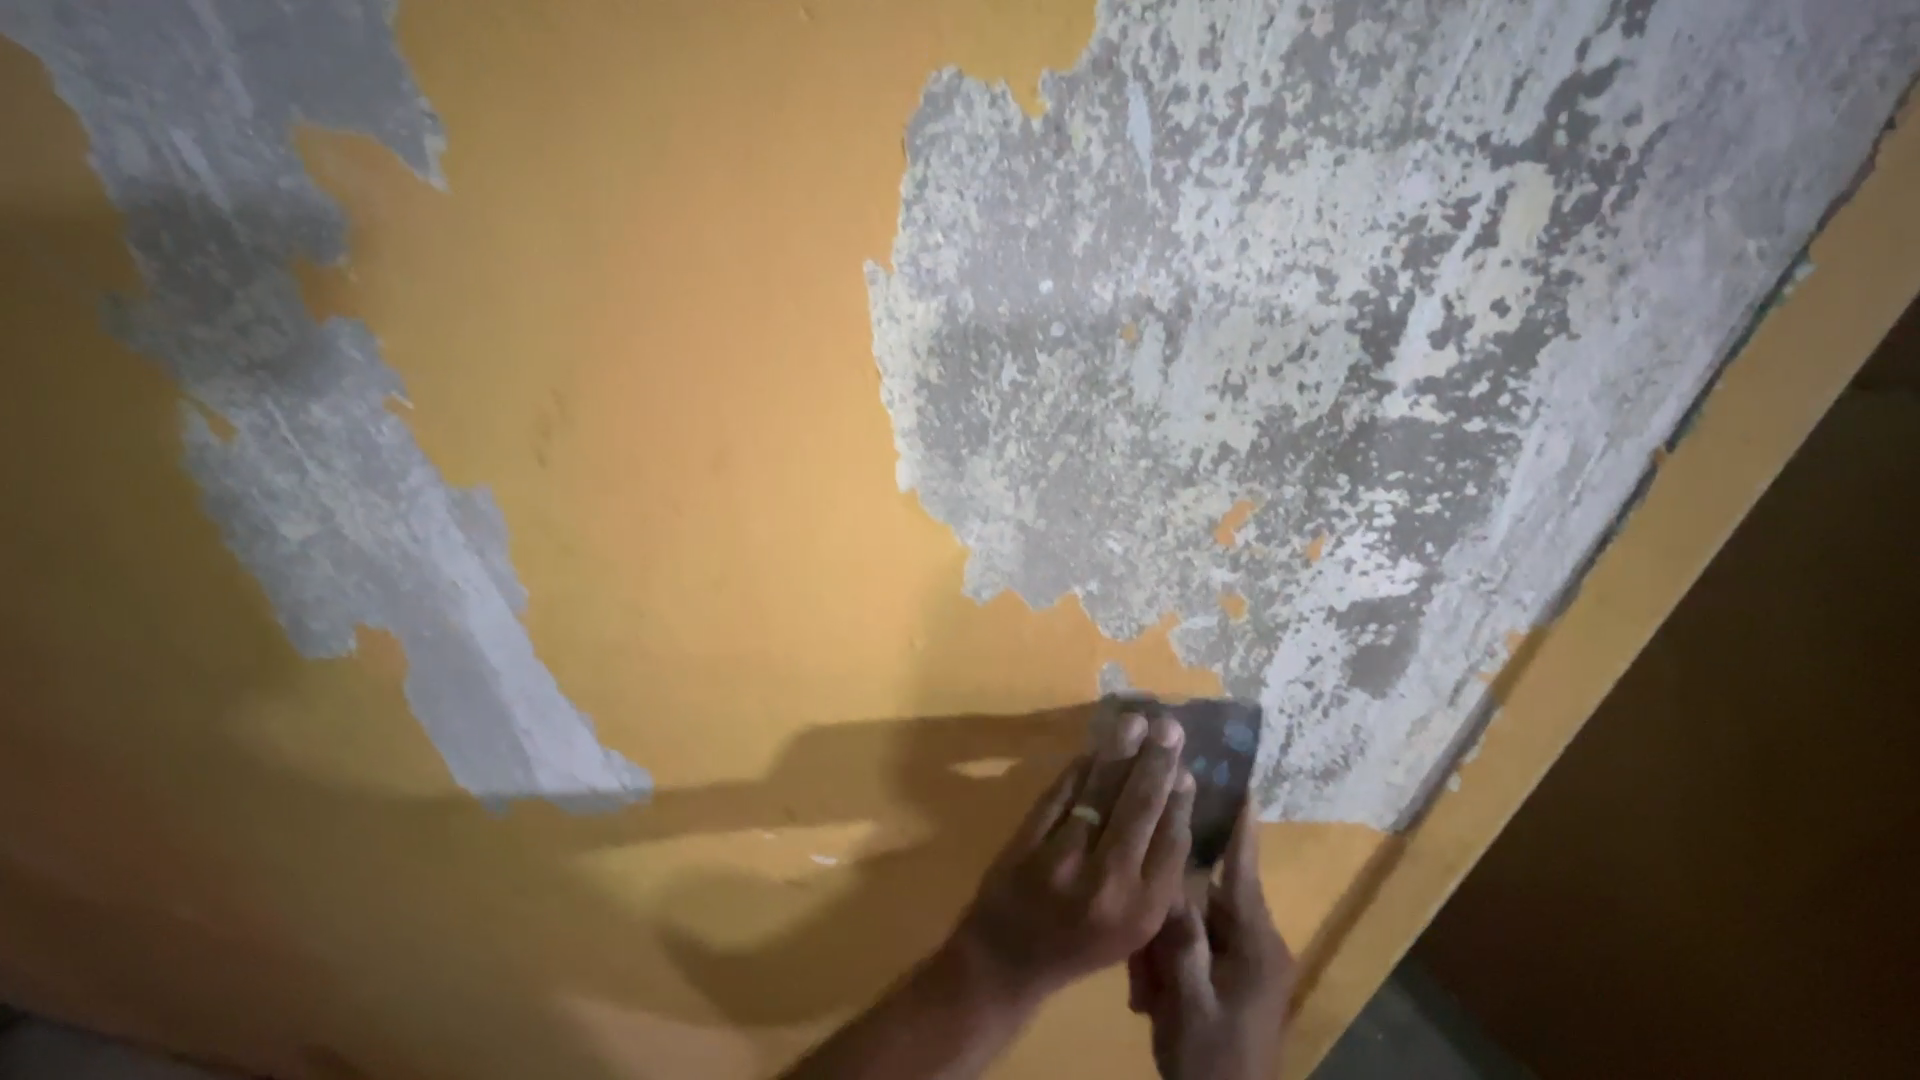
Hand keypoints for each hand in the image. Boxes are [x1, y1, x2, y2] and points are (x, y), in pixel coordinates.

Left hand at [947, 710, 1196, 1002]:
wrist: (1007, 959)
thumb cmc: (1081, 946)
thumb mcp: (1133, 928)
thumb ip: (1157, 873)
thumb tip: (1174, 805)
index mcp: (1143, 909)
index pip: (1172, 841)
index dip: (1180, 801)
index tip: (1187, 770)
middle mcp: (1108, 882)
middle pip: (1140, 808)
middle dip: (1157, 763)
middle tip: (1170, 727)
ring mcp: (1064, 858)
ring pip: (1099, 792)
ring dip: (1120, 752)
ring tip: (1137, 721)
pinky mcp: (1028, 841)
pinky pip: (1061, 794)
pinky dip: (1079, 769)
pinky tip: (1095, 750)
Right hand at [1127, 802, 1294, 1079]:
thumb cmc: (1212, 1057)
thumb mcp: (1187, 998)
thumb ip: (1180, 936)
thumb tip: (1171, 879)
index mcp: (1256, 942)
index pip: (1243, 868)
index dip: (1241, 824)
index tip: (1240, 781)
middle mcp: (1257, 943)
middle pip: (1206, 899)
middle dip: (1168, 912)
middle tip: (1141, 953)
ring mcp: (1247, 963)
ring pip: (1195, 926)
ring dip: (1164, 947)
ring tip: (1143, 989)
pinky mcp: (1234, 979)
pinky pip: (1196, 950)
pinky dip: (1170, 965)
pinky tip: (1149, 995)